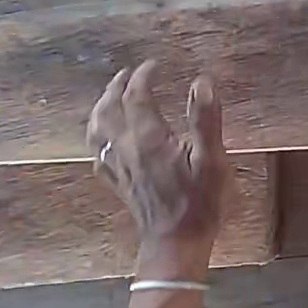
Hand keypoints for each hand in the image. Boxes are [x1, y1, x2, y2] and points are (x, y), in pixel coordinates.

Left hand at [88, 61, 229, 279]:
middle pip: (109, 108)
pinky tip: (106, 137)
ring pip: (96, 129)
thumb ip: (205, 119)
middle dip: (117, 87)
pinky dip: (98, 135)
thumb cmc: (199, 201)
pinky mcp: (116, 182)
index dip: (143, 76)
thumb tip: (202, 81)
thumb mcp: (212, 159)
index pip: (136, 96)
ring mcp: (116, 166)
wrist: (176, 241)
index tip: (154, 65)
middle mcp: (125, 147)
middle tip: (128, 74)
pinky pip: (97, 152)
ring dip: (101, 107)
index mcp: (148, 138)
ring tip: (111, 97)